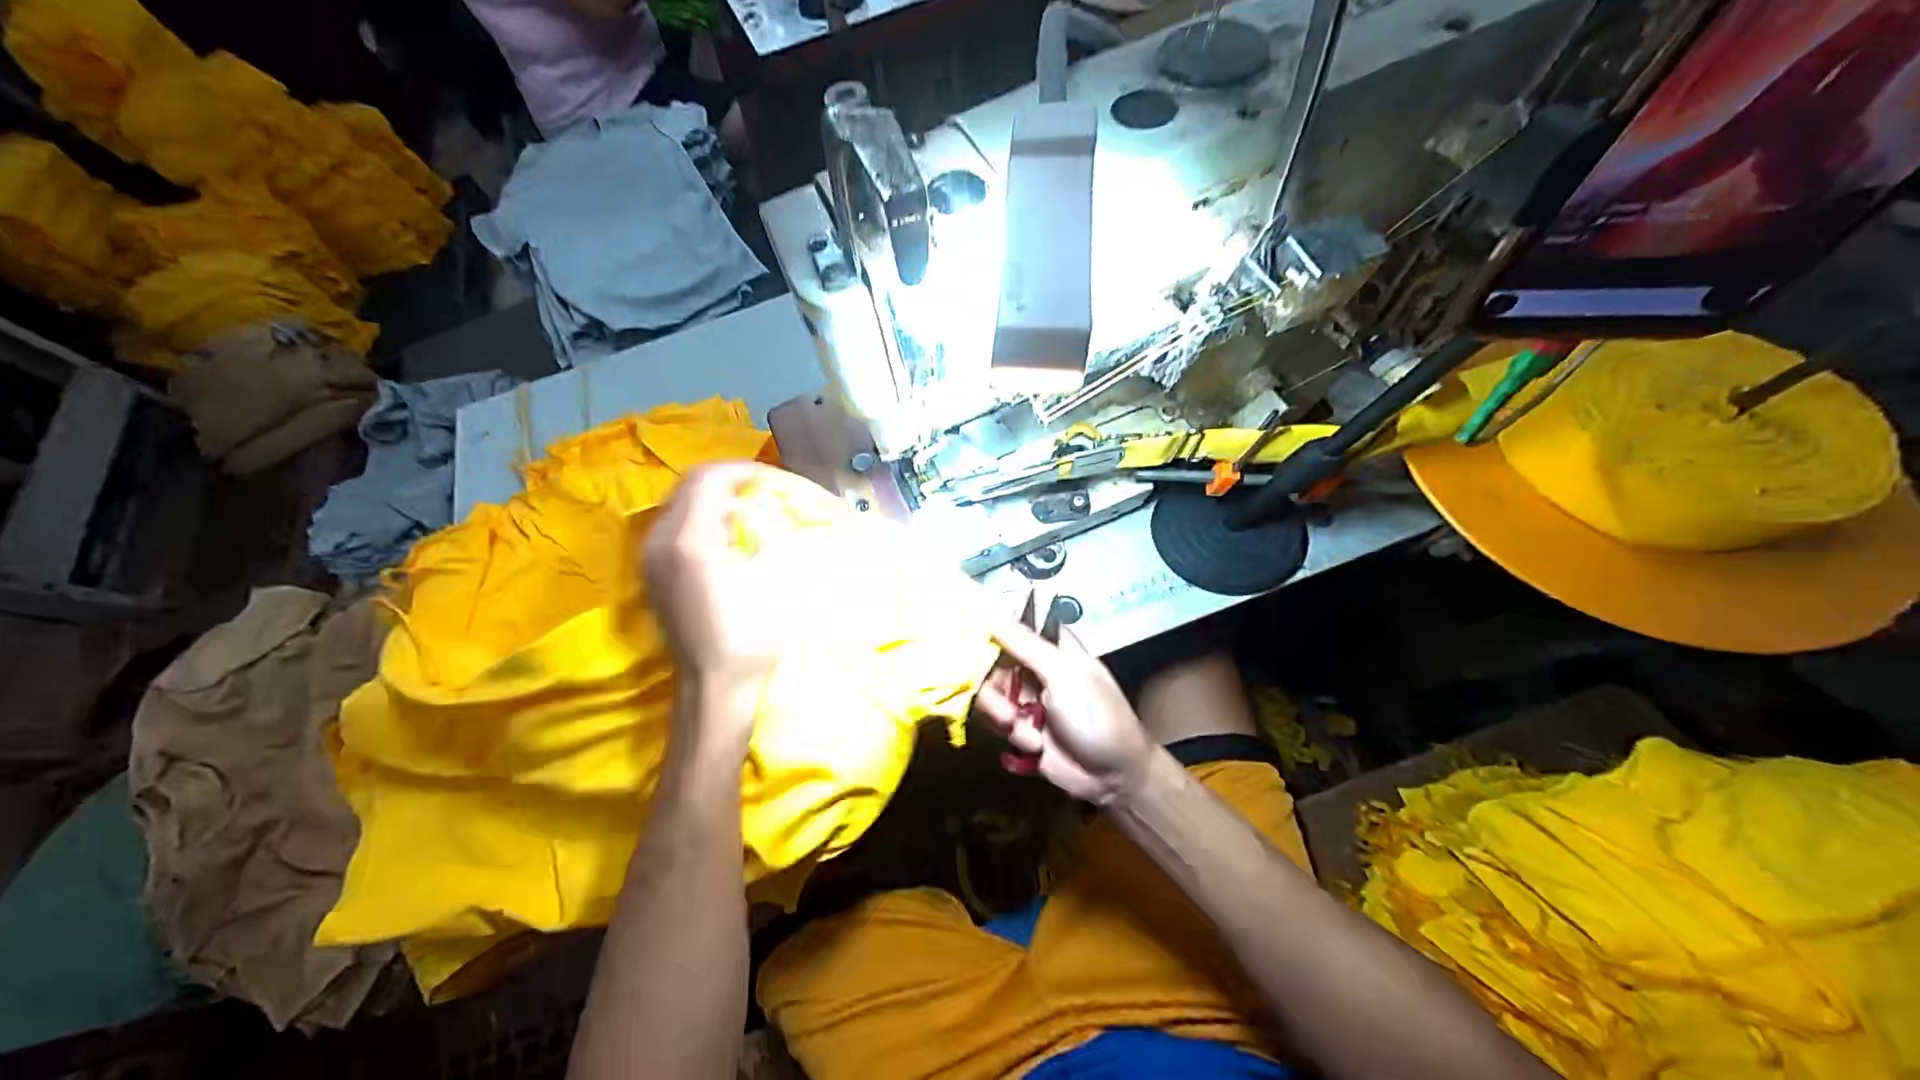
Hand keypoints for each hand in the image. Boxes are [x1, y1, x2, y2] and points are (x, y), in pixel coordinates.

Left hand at [642, 465, 839, 735]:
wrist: (713, 687)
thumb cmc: (751, 639)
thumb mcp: (772, 580)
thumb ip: (765, 534)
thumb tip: (756, 511)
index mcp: (689, 541)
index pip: (708, 479)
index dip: (743, 470)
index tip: (772, 479)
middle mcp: (660, 542)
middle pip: (689, 485)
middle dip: (729, 480)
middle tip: (763, 490)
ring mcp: (651, 559)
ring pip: (680, 503)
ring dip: (715, 498)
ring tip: (750, 510)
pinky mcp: (652, 573)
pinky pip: (674, 526)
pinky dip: (702, 517)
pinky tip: (729, 537)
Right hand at [973, 619, 1158, 804]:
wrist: (1112, 778)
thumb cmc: (1096, 717)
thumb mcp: (1063, 674)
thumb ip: (1024, 643)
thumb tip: (990, 612)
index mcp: (1051, 647)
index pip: (1013, 625)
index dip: (990, 628)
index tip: (966, 636)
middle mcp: (1034, 668)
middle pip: (991, 661)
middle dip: (993, 686)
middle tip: (1005, 707)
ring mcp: (1025, 699)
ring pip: (988, 694)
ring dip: (1002, 714)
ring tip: (1027, 733)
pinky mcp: (1019, 728)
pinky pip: (993, 721)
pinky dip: (1010, 734)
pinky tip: (1032, 746)